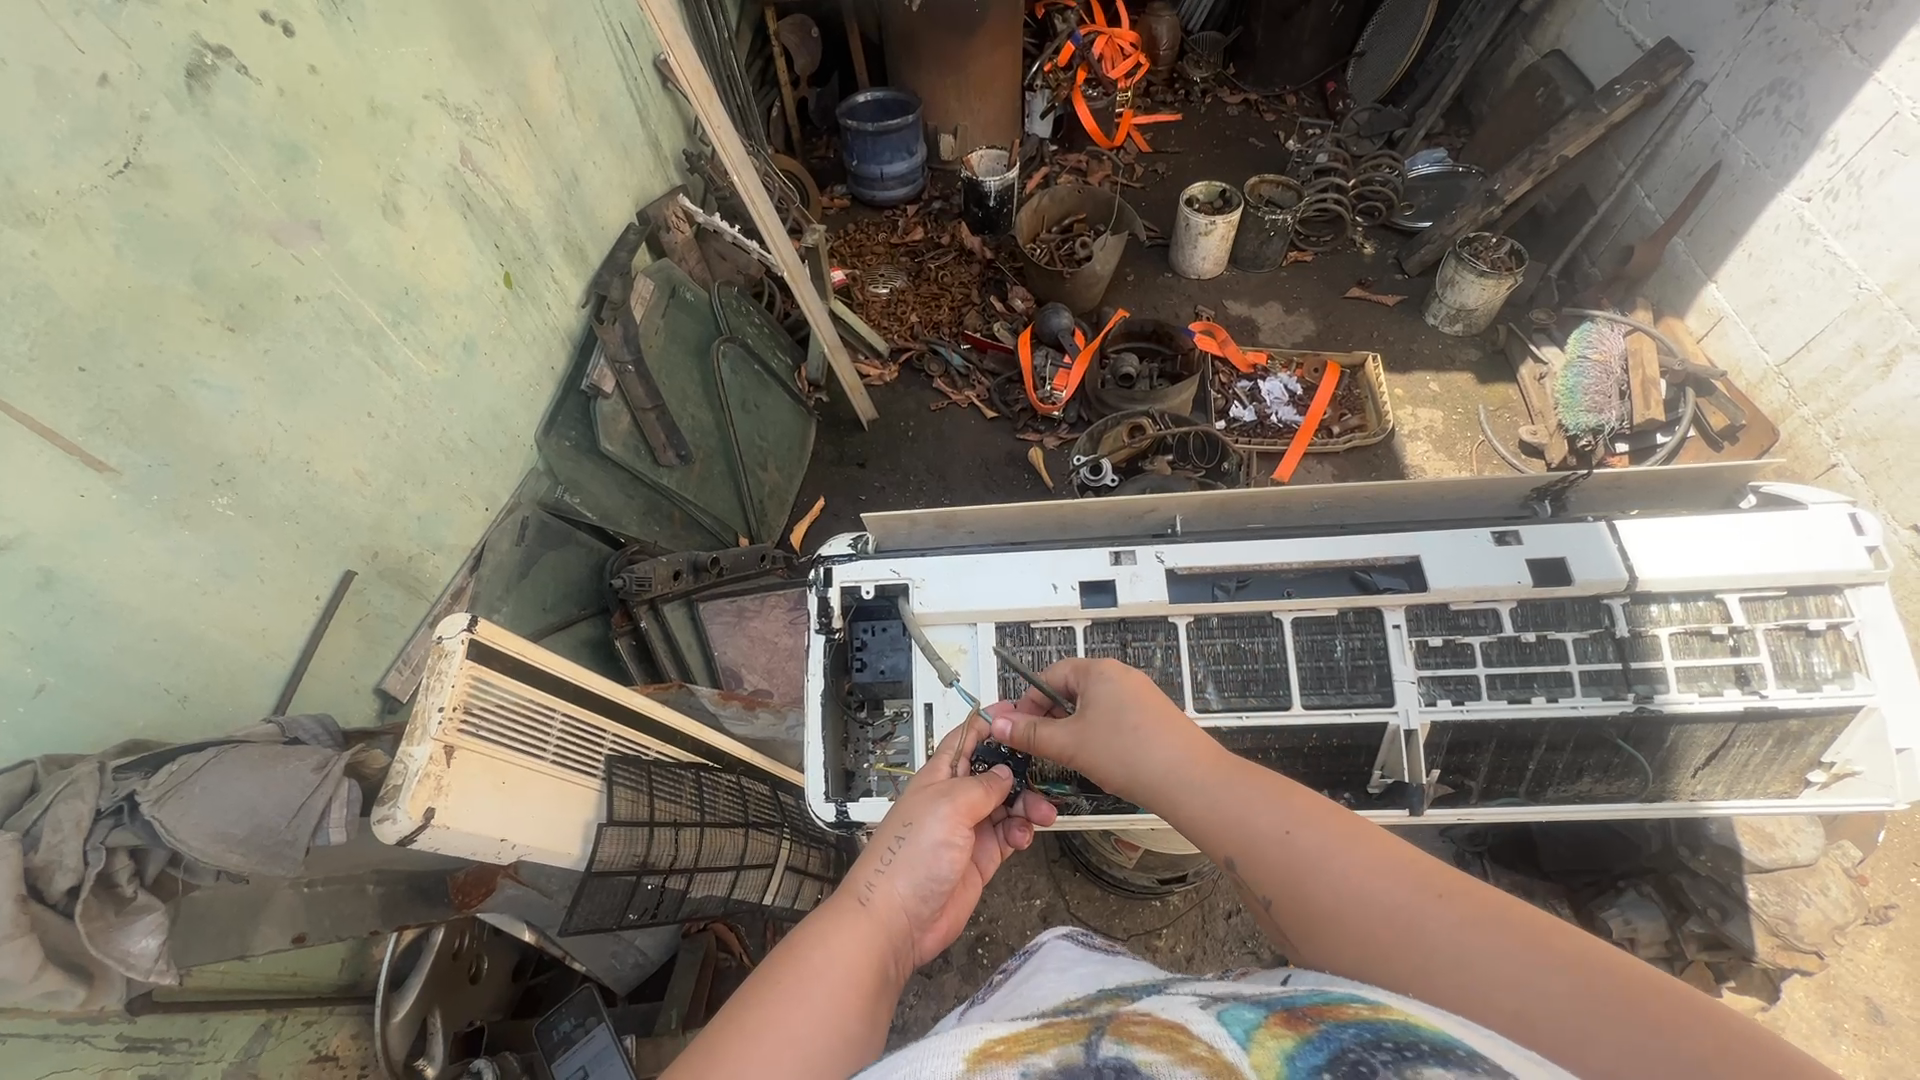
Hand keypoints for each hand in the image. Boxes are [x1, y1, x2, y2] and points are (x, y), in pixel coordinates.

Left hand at [832, 716, 1057, 979]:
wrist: (896, 921)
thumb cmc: (909, 857)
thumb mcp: (948, 806)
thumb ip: (982, 786)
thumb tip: (1006, 773)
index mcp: (939, 776)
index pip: (967, 738)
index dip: (992, 724)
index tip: (1020, 713)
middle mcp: (954, 798)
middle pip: (995, 771)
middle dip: (1021, 770)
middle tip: (1045, 774)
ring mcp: (968, 829)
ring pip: (1008, 804)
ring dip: (1028, 804)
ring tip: (1042, 814)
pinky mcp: (980, 858)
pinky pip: (1009, 834)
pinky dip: (1022, 832)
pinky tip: (1024, 836)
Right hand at [984, 657, 1221, 805]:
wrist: (1190, 780)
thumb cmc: (1129, 753)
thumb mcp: (1069, 744)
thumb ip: (1031, 733)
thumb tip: (999, 724)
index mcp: (1098, 670)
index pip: (1050, 675)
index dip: (1029, 701)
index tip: (1018, 727)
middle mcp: (1121, 675)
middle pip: (1071, 689)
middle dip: (1051, 717)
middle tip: (1040, 745)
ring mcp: (1141, 695)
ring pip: (1093, 707)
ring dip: (1074, 729)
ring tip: (1069, 757)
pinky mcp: (1154, 717)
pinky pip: (1115, 719)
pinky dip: (1099, 736)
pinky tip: (1100, 761)